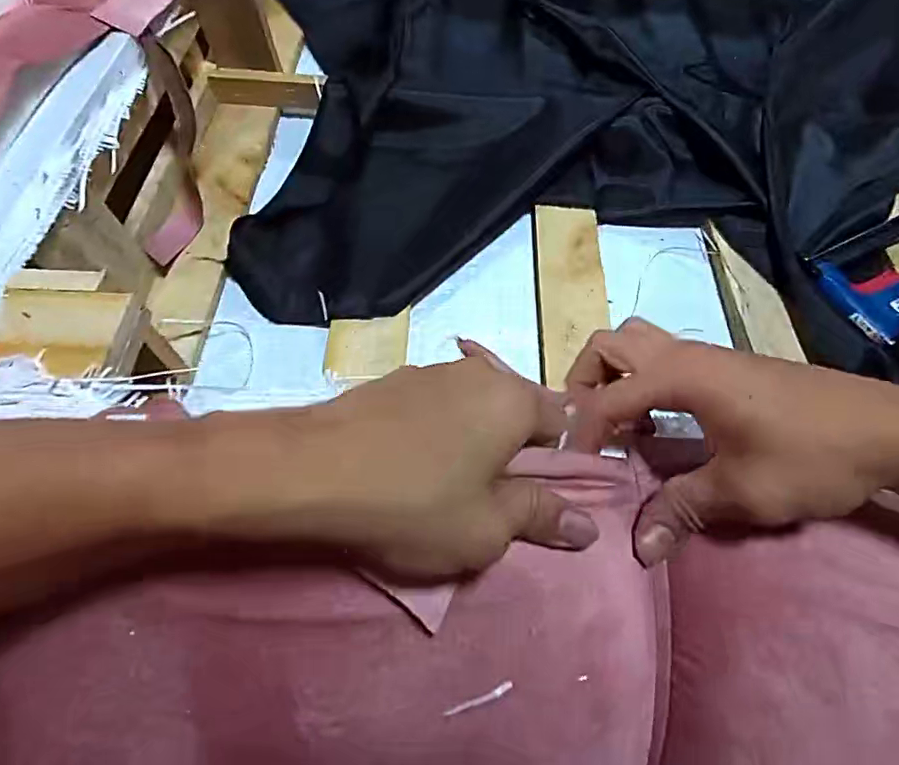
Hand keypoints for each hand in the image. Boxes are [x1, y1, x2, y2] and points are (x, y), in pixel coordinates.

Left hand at [275, 348, 598, 579]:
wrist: (313, 468)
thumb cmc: (413, 502)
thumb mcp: (485, 529)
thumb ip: (540, 518)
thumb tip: (585, 526)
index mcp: (512, 399)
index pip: (559, 422)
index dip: (551, 462)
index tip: (527, 497)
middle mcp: (477, 372)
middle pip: (513, 409)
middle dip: (509, 449)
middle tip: (484, 495)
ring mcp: (431, 370)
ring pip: (472, 405)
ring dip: (470, 437)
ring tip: (440, 480)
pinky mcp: (393, 379)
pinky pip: (434, 404)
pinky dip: (434, 429)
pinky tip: (404, 460)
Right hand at [566, 318, 898, 564]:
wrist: (887, 428)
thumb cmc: (811, 455)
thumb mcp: (743, 491)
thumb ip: (683, 509)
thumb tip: (640, 546)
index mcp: (679, 375)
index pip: (607, 398)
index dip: (585, 434)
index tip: (579, 469)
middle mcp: (684, 353)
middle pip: (610, 344)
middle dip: (585, 381)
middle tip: (591, 429)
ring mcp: (706, 353)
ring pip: (635, 342)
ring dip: (615, 376)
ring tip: (625, 425)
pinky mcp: (726, 364)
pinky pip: (661, 356)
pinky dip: (643, 380)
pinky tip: (665, 424)